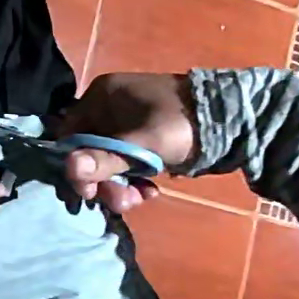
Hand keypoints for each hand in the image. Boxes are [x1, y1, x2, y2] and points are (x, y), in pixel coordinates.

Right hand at [58, 73, 197, 213]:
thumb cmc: (179, 125)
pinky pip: (127, 162)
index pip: (70, 135)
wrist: (229, 121)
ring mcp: (127, 122)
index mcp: (102, 96)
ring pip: (110, 161)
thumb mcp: (141, 144)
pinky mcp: (143, 138)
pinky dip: (135, 179)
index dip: (76, 166)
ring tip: (140, 199)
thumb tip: (69, 169)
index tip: (90, 192)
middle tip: (121, 202)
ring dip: (121, 185)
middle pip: (90, 152)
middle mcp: (109, 106)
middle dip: (105, 182)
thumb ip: (105, 159)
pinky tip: (150, 191)